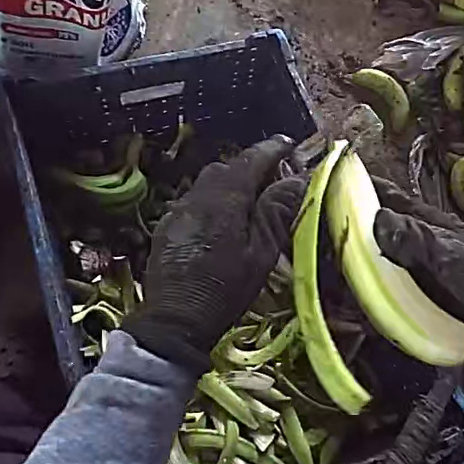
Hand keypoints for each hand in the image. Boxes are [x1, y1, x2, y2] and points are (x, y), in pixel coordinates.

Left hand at [122, 136, 302, 372]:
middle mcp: (197, 196)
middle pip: (227, 169)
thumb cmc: (225, 288)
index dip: (272, 149)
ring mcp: (178, 210)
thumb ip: (275, 212)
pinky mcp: (167, 226)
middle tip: (274, 179)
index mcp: (224, 198)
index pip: (250, 160)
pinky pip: (194, 201)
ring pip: (208, 184)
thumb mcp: (261, 253)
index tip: (289, 143)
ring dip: (231, 185)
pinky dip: (212, 202)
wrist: (175, 320)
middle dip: (251, 168)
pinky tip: (221, 223)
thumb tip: (296, 179)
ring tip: (249, 202)